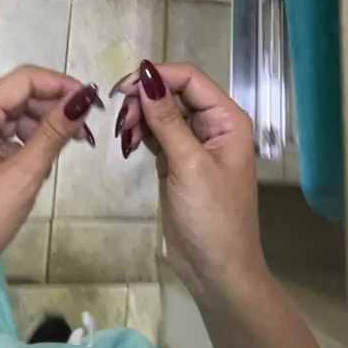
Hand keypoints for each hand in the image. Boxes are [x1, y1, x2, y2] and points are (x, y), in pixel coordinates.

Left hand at [0, 66, 103, 306]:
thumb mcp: (20, 178)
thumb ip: (53, 134)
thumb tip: (83, 99)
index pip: (24, 80)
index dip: (62, 85)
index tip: (93, 103)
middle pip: (16, 96)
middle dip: (52, 109)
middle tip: (86, 134)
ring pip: (8, 118)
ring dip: (39, 130)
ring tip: (61, 156)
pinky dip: (21, 147)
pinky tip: (36, 169)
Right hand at [113, 61, 266, 299]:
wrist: (217, 271)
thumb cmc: (213, 218)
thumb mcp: (190, 166)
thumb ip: (168, 121)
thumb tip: (146, 78)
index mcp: (228, 119)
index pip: (190, 79)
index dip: (158, 76)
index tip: (123, 88)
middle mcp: (214, 124)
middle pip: (174, 91)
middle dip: (145, 97)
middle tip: (119, 117)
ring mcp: (195, 142)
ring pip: (162, 111)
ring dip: (139, 115)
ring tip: (122, 134)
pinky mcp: (178, 160)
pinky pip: (157, 133)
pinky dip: (140, 132)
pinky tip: (127, 141)